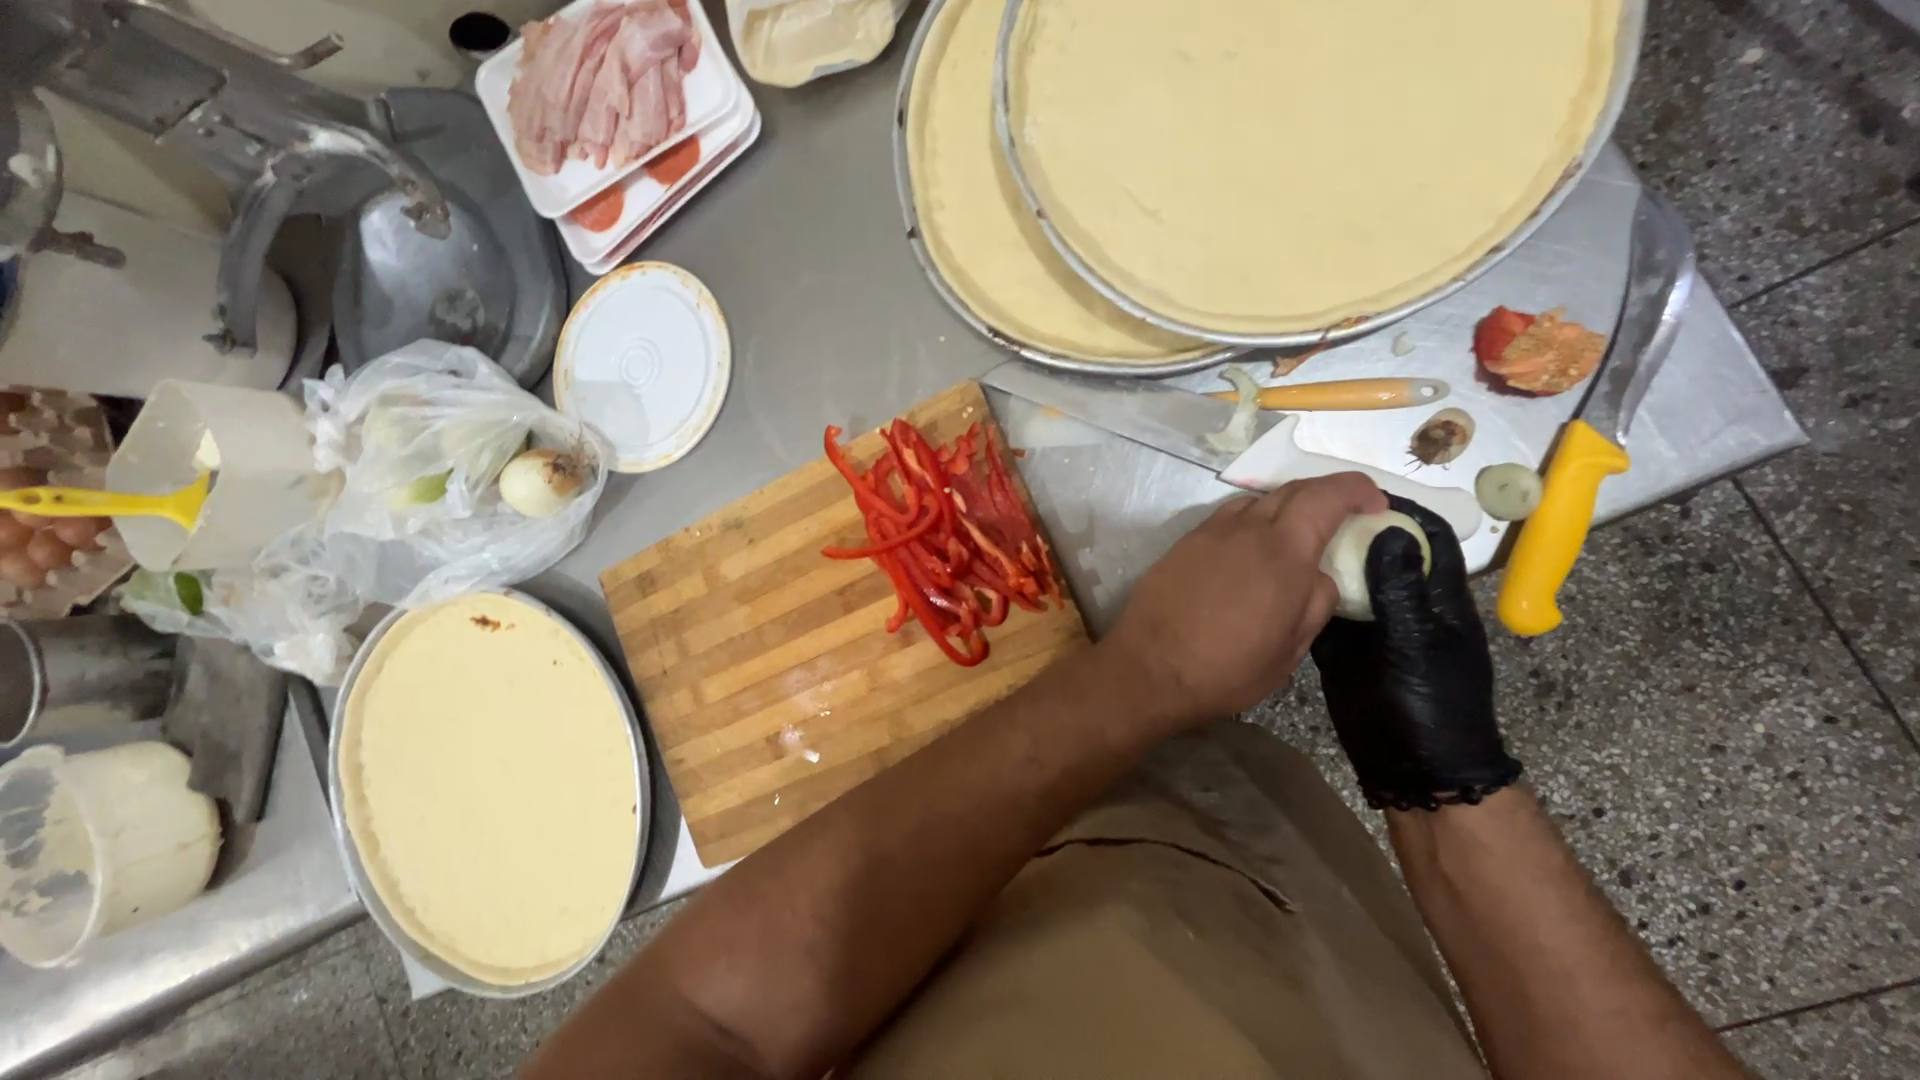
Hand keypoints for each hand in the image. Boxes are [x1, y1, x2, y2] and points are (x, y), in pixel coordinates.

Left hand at [1103, 473, 1386, 729]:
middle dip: (1326, 494)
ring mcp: (1209, 532)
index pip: (1328, 496)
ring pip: (1256, 501)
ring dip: (1285, 506)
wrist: (1148, 670)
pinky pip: (1227, 518)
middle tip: (1344, 516)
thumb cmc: (1226, 669)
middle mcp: (1246, 529)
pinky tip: (1252, 549)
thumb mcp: (1290, 649)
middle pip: (1292, 490)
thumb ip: (1315, 603)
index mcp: (1283, 551)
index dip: (1358, 491)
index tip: (1376, 505)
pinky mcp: (1183, 544)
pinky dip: (1251, 521)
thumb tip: (1319, 577)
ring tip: (1298, 533)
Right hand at [1310, 495, 1522, 810]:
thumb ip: (1400, 589)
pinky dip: (1304, 596)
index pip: (1424, 536)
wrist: (1412, 769)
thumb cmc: (1427, 705)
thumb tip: (1386, 528)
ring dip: (1322, 561)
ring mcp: (1372, 627)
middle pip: (1378, 553)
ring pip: (1347, 581)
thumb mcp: (1417, 643)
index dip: (1396, 509)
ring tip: (1281, 537)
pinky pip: (1323, 613)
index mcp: (1437, 597)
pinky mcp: (1344, 648)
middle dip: (1347, 529)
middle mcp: (1404, 603)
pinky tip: (1274, 581)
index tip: (1352, 490)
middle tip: (1301, 510)